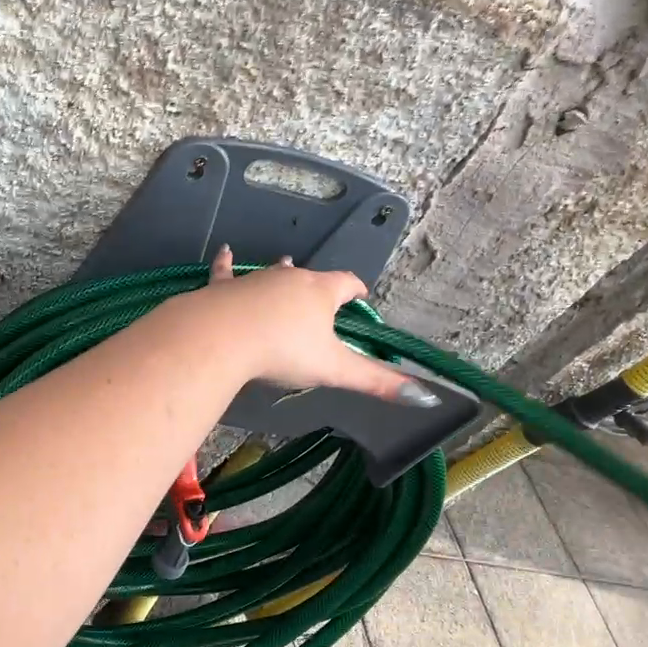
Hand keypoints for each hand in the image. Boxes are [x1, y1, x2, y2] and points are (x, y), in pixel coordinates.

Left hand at [188, 246, 439, 405]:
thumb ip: (376, 381)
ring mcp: (254, 280)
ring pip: (273, 272)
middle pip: (310, 277)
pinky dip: (225, 262)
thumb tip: (424, 395)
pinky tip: (224, 251)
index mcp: (321, 292)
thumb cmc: (284, 351)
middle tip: (323, 295)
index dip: (356, 289)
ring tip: (285, 265)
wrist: (222, 335)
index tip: (360, 295)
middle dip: (318, 286)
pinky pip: (225, 270)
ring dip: (281, 273)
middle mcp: (289, 278)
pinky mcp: (224, 286)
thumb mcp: (335, 369)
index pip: (347, 283)